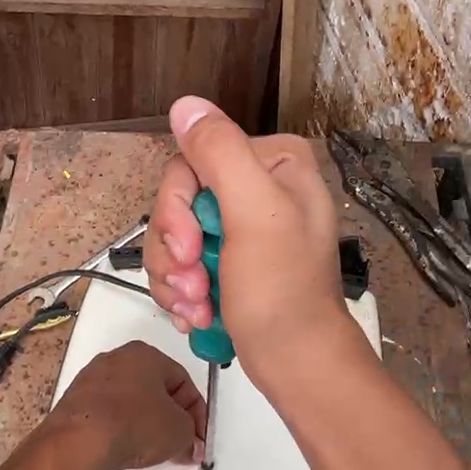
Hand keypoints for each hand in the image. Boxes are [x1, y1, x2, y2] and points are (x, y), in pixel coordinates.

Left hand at [45, 341, 208, 469]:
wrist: (80, 440)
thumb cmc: (136, 424)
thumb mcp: (179, 431)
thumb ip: (192, 434)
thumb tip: (191, 444)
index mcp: (146, 353)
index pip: (183, 381)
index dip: (197, 413)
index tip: (199, 439)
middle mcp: (117, 358)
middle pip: (155, 389)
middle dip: (171, 418)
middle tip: (180, 445)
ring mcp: (91, 377)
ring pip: (130, 400)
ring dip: (146, 423)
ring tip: (152, 450)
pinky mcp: (74, 399)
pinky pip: (107, 411)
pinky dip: (121, 426)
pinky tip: (124, 446)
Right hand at [145, 97, 353, 381]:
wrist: (297, 365)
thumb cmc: (282, 293)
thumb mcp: (255, 215)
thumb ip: (220, 153)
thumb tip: (185, 104)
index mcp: (274, 162)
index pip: (193, 160)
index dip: (177, 208)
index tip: (188, 250)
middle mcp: (258, 185)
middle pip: (178, 200)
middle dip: (175, 251)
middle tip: (193, 289)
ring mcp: (242, 225)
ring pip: (173, 235)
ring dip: (175, 277)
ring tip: (196, 310)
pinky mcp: (228, 259)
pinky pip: (180, 262)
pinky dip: (180, 291)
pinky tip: (196, 316)